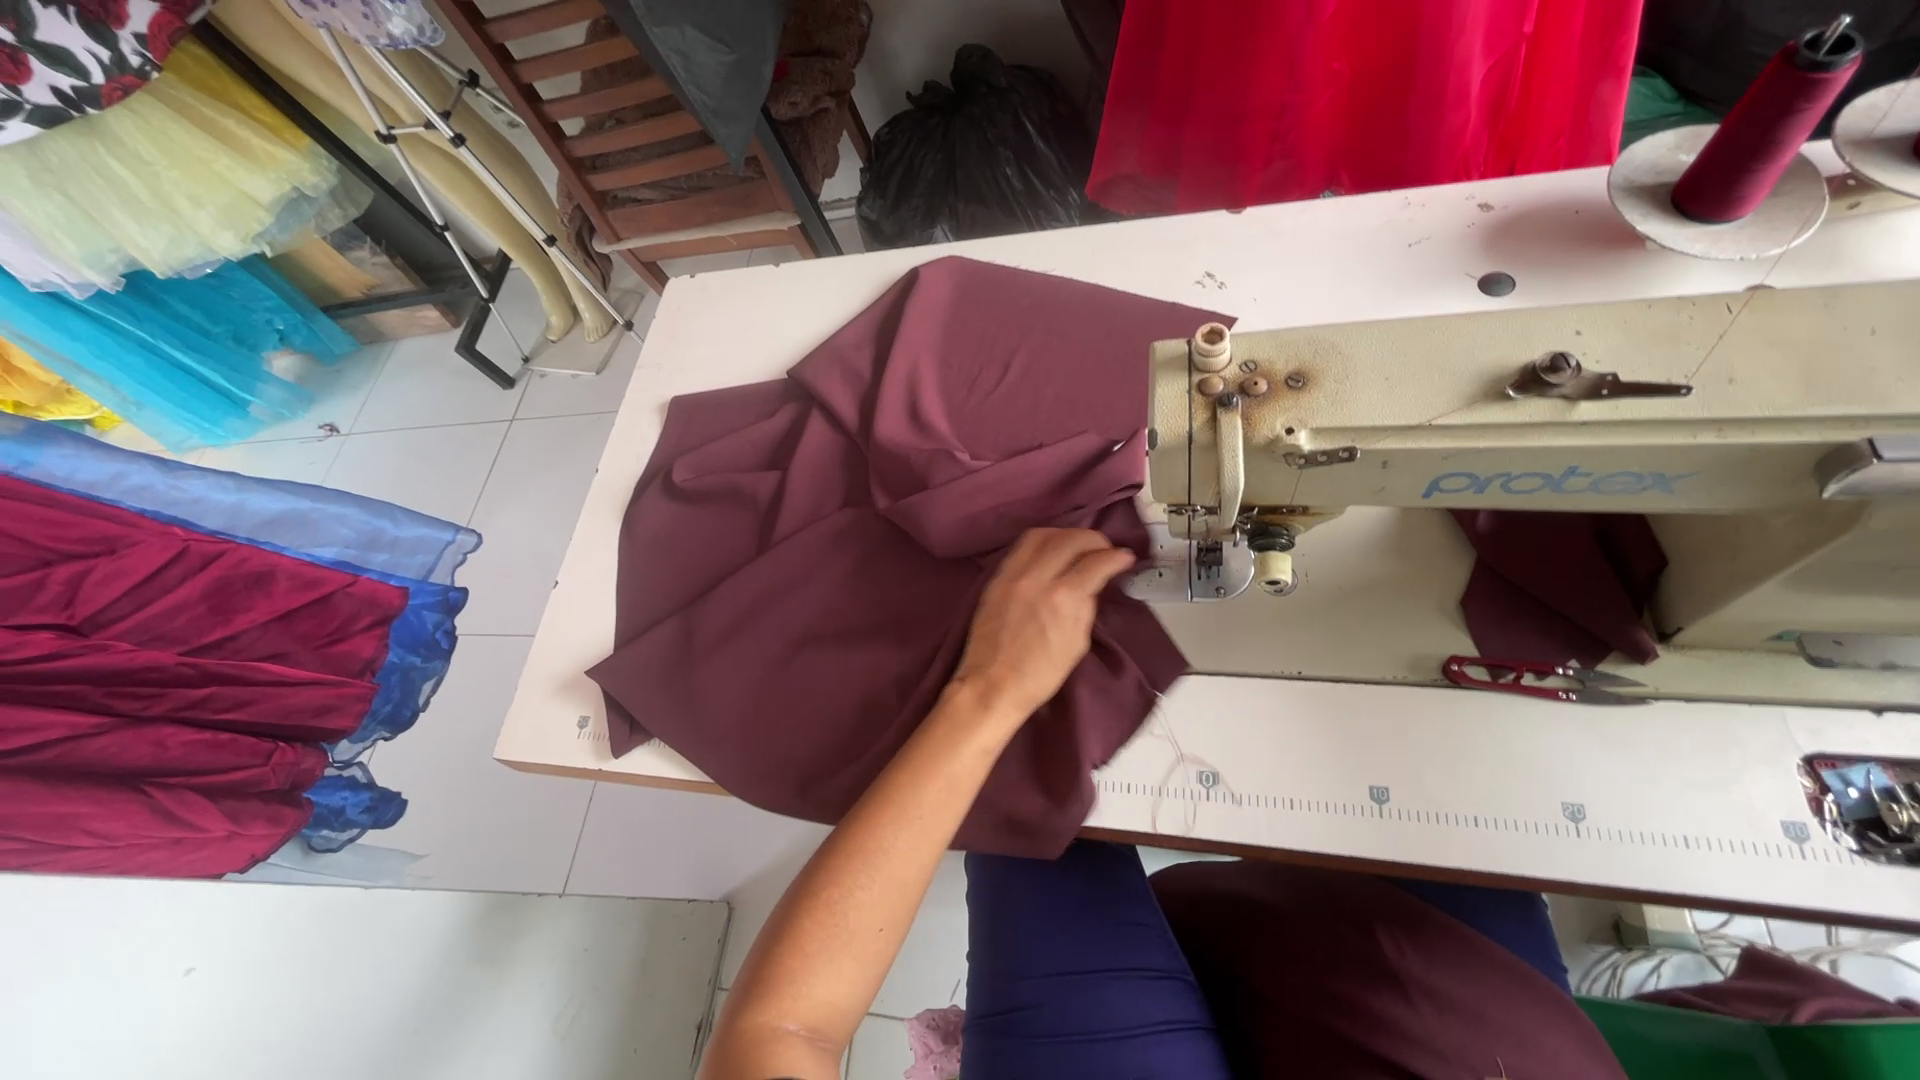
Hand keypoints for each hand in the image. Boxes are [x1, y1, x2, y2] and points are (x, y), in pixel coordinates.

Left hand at [949, 528, 1136, 720]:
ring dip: (1065, 535)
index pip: (1096, 563)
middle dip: (1094, 539)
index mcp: (1063, 598)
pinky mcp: (996, 578)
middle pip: (1070, 539)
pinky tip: (1051, 552)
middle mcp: (1037, 578)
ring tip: (1077, 545)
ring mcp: (1012, 575)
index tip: (1126, 557)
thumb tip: (1092, 583)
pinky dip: (1042, 543)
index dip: (1116, 557)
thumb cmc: (1041, 674)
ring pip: (1042, 535)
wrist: (992, 684)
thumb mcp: (1077, 643)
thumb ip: (1086, 606)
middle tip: (1104, 548)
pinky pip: (1021, 547)